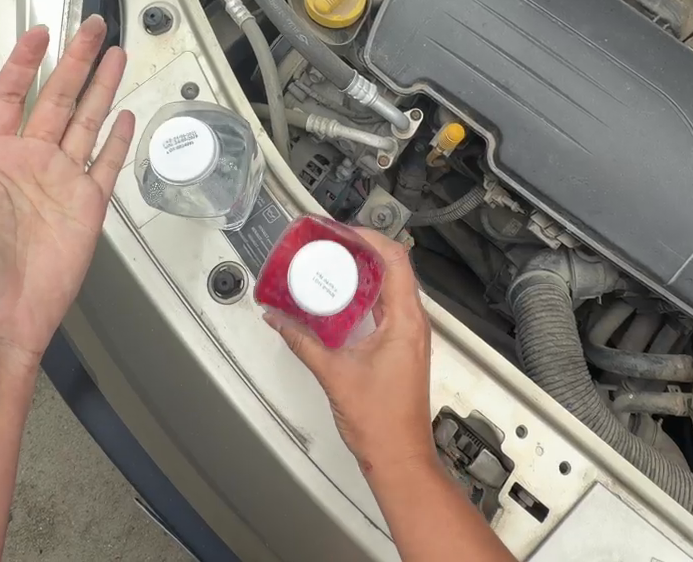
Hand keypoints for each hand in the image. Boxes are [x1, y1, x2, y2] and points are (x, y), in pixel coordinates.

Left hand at [0, 17, 133, 369]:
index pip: (9, 96)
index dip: (24, 62)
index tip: (38, 33)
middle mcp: (29, 163)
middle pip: (59, 98)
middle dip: (76, 60)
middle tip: (92, 28)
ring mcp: (61, 182)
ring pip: (88, 121)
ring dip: (103, 88)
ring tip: (116, 57)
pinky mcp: (87, 206)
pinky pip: (106, 163)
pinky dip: (118, 139)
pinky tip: (125, 117)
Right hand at [267, 228, 436, 477]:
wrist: (400, 459)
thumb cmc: (381, 423)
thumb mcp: (334, 374)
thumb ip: (303, 341)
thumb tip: (279, 318)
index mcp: (405, 320)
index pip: (395, 259)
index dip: (371, 238)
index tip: (344, 232)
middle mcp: (414, 322)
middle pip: (394, 268)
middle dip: (363, 250)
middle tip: (332, 243)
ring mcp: (410, 334)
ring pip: (391, 286)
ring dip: (365, 271)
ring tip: (334, 263)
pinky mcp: (403, 346)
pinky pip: (387, 306)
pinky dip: (366, 294)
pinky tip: (342, 299)